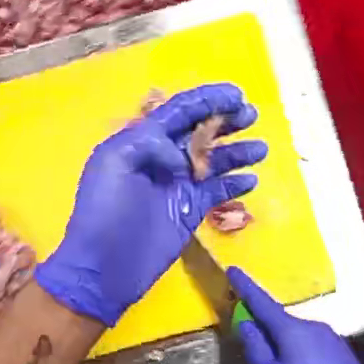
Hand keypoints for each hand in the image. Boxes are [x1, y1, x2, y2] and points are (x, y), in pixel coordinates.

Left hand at [33, 83, 267, 325]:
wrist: (103, 268)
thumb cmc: (103, 214)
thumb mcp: (115, 162)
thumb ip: (150, 141)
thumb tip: (180, 155)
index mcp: (140, 142)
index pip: (178, 112)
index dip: (207, 100)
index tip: (236, 95)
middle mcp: (161, 160)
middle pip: (199, 133)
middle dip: (225, 121)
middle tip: (250, 115)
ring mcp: (176, 188)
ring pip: (213, 162)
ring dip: (236, 152)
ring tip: (259, 148)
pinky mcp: (188, 213)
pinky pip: (216, 192)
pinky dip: (234, 184)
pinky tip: (251, 179)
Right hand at [231, 267, 363, 363]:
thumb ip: (257, 348)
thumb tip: (247, 324)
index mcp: (293, 330)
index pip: (263, 302)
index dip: (245, 287)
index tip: (232, 270)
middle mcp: (314, 326)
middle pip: (280, 320)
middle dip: (262, 325)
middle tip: (245, 338)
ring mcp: (331, 338)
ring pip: (296, 334)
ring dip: (280, 342)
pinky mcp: (341, 352)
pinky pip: (310, 343)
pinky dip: (296, 350)